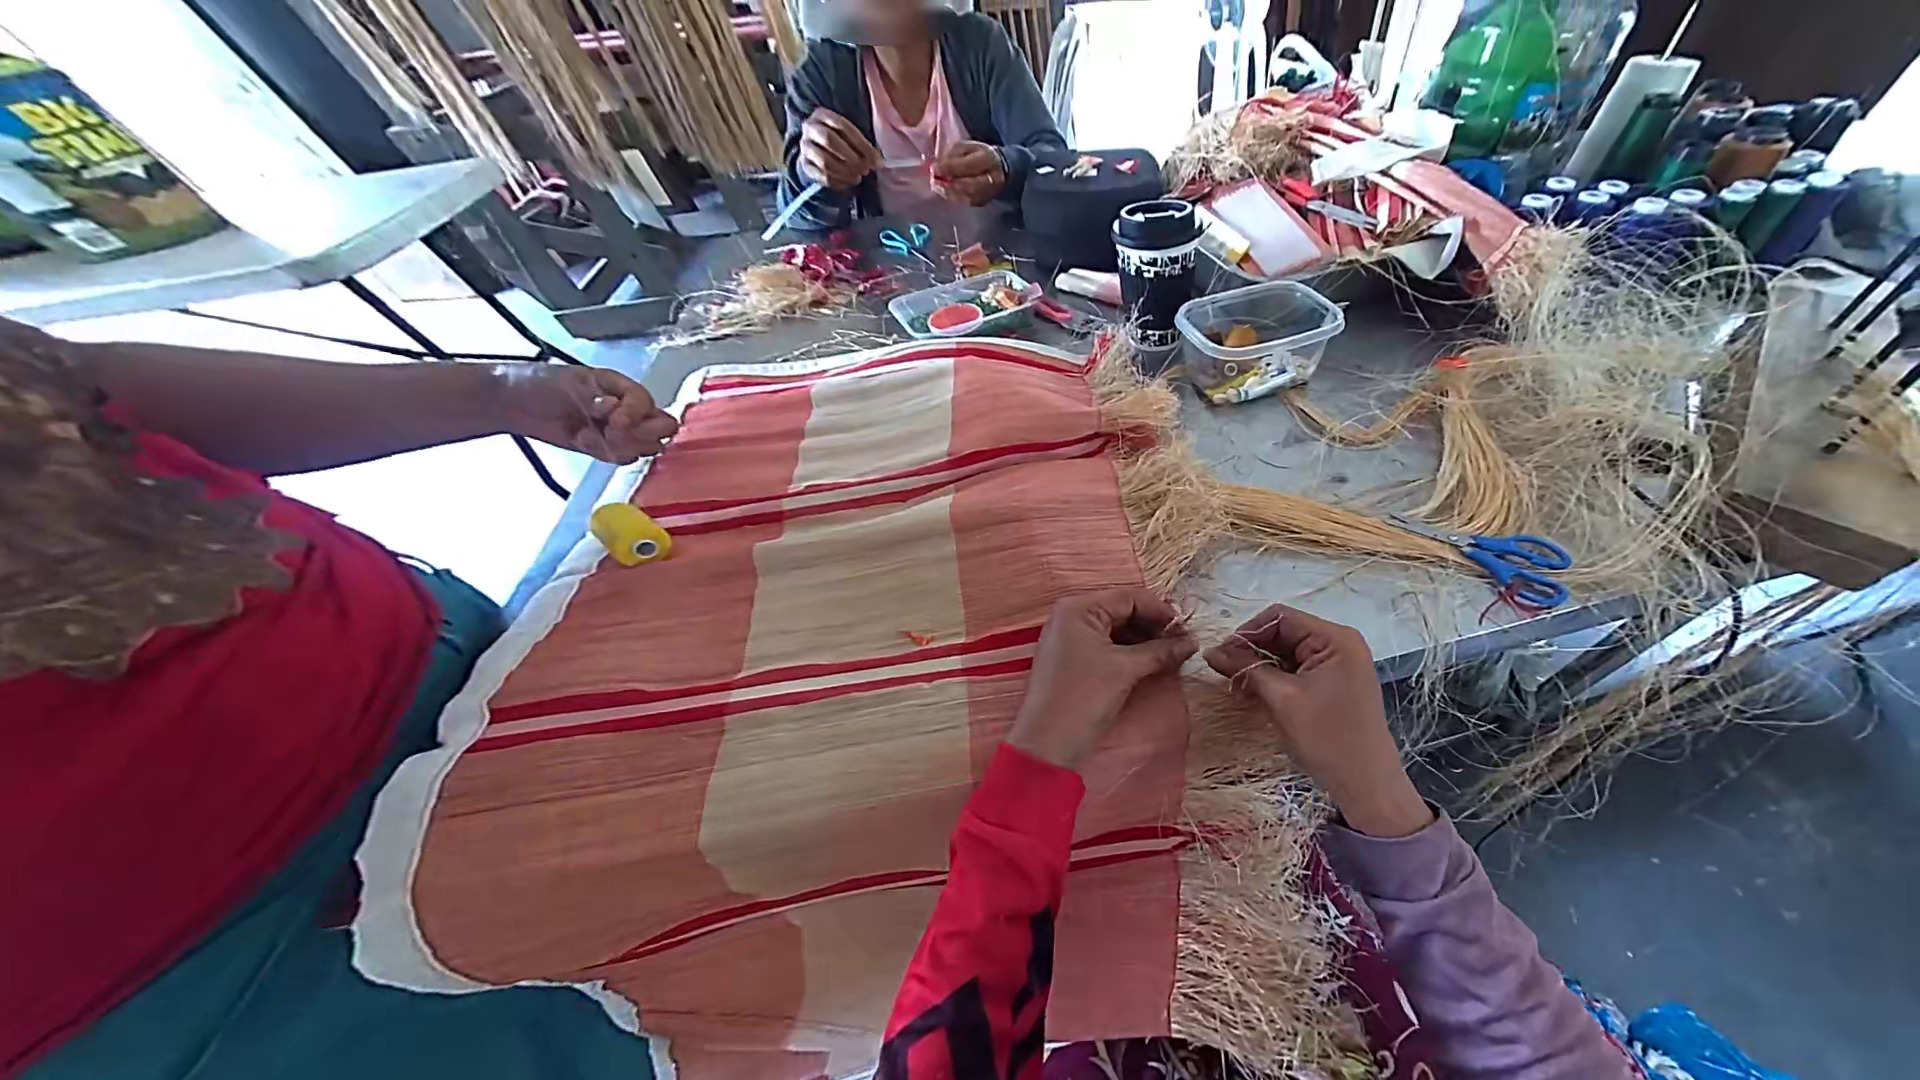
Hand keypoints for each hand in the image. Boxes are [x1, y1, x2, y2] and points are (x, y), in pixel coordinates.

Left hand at [496, 364, 677, 463]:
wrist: (510, 402)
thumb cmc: (541, 382)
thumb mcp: (577, 381)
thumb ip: (608, 398)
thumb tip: (623, 422)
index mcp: (624, 388)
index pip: (650, 405)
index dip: (637, 415)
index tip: (615, 422)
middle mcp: (629, 410)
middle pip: (662, 428)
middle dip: (640, 433)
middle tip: (611, 431)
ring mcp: (621, 431)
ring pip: (647, 446)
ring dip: (623, 445)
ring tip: (592, 434)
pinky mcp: (607, 448)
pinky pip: (625, 458)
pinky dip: (607, 453)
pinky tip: (584, 441)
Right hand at [800, 108, 879, 190]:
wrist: (816, 152)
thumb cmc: (839, 142)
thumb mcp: (849, 136)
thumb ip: (863, 145)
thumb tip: (879, 163)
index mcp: (822, 114)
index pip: (842, 125)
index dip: (861, 144)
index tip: (875, 160)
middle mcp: (810, 128)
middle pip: (830, 141)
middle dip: (851, 158)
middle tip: (865, 170)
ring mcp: (805, 147)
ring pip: (825, 161)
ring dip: (845, 172)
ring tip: (857, 178)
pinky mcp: (804, 165)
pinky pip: (822, 176)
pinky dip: (838, 181)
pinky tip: (848, 183)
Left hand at [931, 141, 1006, 206]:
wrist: (999, 169)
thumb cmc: (978, 155)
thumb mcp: (967, 148)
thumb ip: (954, 156)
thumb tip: (938, 167)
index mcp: (988, 159)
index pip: (968, 165)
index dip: (950, 168)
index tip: (934, 169)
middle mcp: (992, 178)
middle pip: (969, 185)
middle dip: (949, 184)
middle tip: (934, 181)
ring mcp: (989, 193)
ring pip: (967, 197)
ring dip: (950, 193)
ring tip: (937, 187)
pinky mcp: (983, 203)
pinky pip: (967, 203)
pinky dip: (954, 198)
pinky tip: (944, 193)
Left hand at [1008, 589, 1196, 769]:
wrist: (1047, 743)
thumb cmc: (1084, 697)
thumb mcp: (1125, 669)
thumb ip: (1160, 651)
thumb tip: (1191, 642)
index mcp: (1078, 608)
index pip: (1129, 597)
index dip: (1162, 612)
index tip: (1189, 631)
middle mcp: (1071, 615)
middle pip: (1123, 610)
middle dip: (1154, 626)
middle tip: (1184, 646)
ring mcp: (1070, 637)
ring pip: (1116, 629)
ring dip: (1145, 640)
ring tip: (1173, 656)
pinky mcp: (1073, 658)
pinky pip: (1107, 645)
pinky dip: (1130, 652)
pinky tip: (1152, 663)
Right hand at [1204, 605, 1432, 837]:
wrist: (1365, 784)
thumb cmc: (1326, 737)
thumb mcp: (1280, 698)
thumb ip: (1245, 667)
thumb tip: (1209, 651)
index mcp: (1335, 639)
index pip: (1279, 617)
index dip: (1246, 632)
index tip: (1221, 655)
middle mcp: (1338, 643)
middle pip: (1281, 632)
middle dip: (1250, 650)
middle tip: (1223, 672)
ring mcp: (1336, 663)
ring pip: (1283, 651)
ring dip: (1257, 665)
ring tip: (1236, 686)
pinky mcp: (1331, 681)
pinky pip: (1293, 667)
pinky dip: (1271, 677)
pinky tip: (1252, 692)